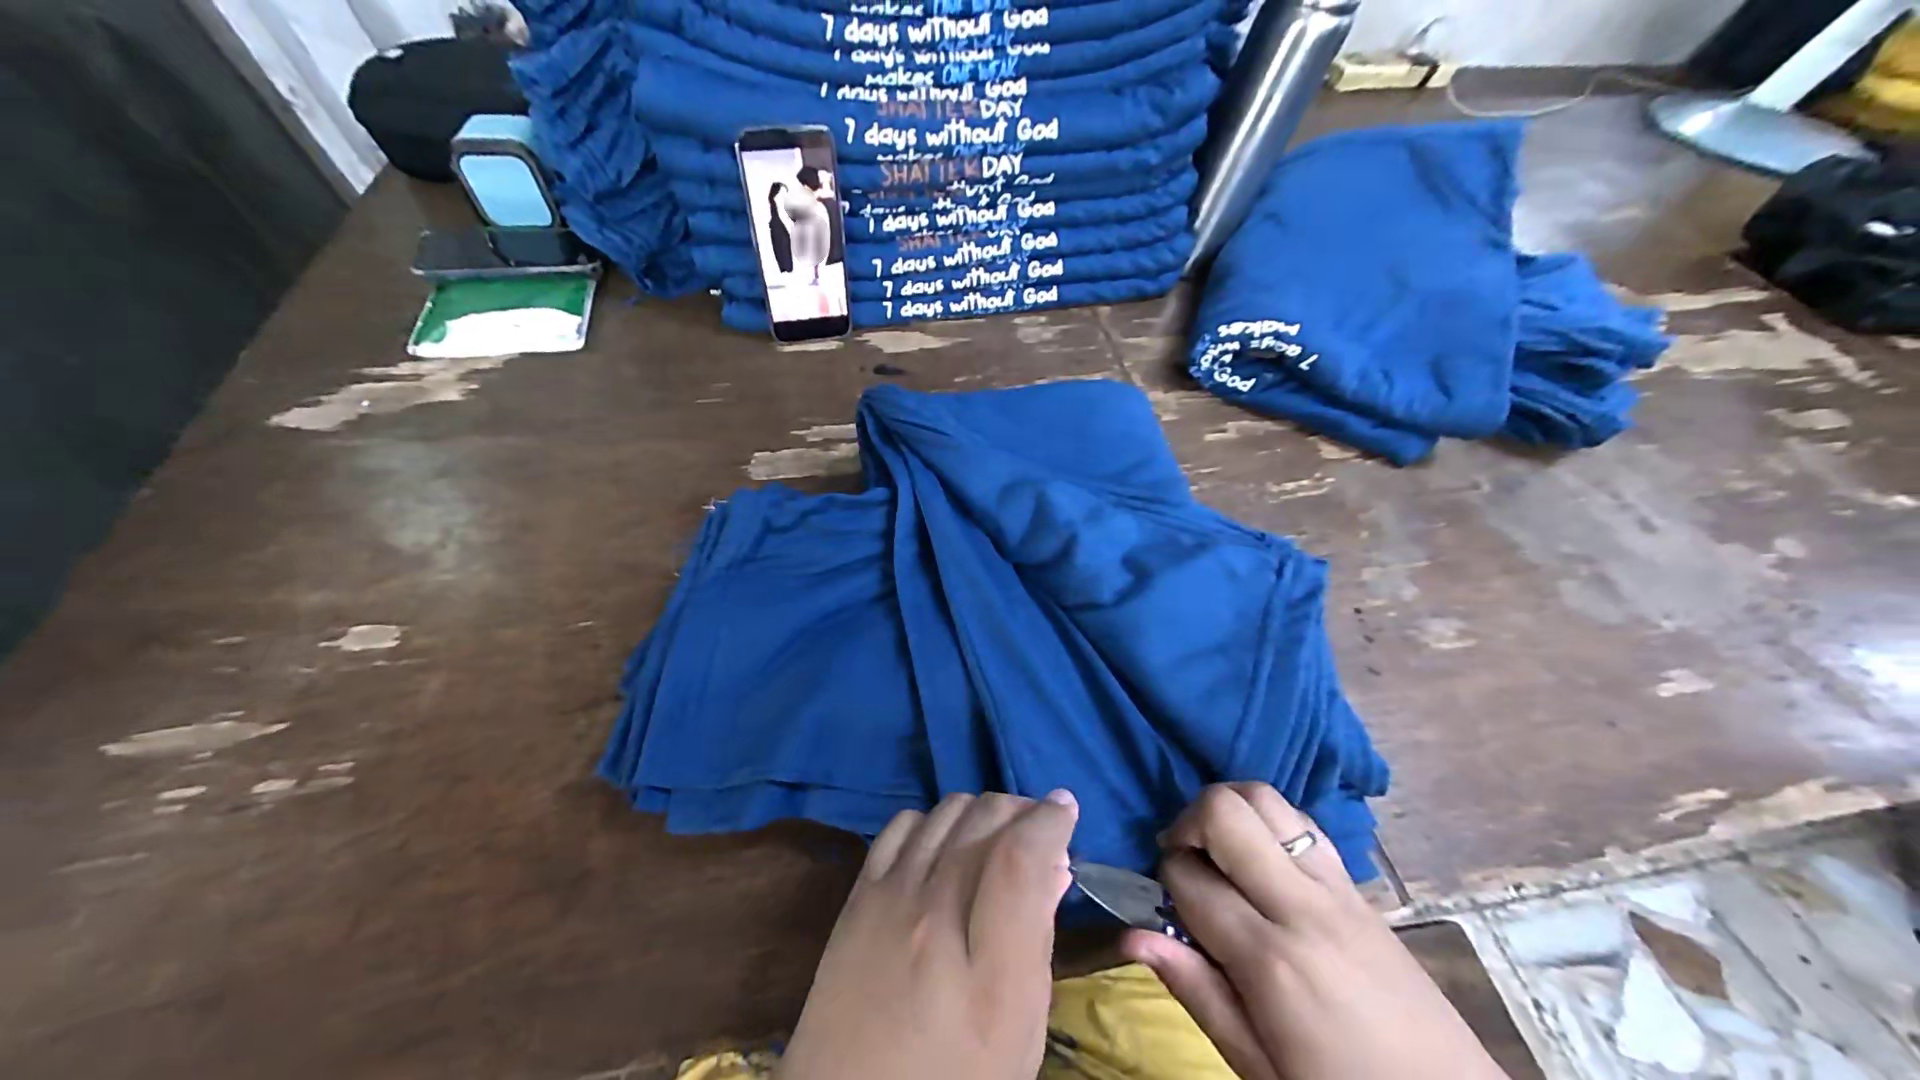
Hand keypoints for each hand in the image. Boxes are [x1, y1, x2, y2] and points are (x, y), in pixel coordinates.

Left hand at [777, 791, 1078, 1079]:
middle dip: (1021, 809)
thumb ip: (1039, 941)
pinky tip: (945, 843)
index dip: (1049, 819)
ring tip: (996, 835)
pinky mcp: (859, 893)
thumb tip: (1055, 866)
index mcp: (987, 969)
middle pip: (984, 820)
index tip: (1065, 808)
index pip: (1020, 856)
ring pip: (945, 813)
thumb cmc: (954, 1075)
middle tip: (1037, 828)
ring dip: (981, 811)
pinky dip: (934, 820)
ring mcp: (890, 897)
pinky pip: (902, 824)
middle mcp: (934, 916)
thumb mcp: (1020, 1031)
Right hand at [1120, 783, 1506, 1079]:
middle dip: (1188, 822)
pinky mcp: (1359, 887)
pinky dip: (1269, 822)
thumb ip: (1197, 992)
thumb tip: (1130, 935)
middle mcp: (1301, 906)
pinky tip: (1263, 860)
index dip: (1164, 880)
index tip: (1168, 904)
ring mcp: (1336, 889)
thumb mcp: (1259, 1067)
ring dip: (1229, 811)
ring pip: (1266, 798)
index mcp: (1269, 958)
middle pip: (1225, 811)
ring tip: (1220, 851)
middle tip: (1184, 860)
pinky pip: (1303, 823)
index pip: (1189, 876)